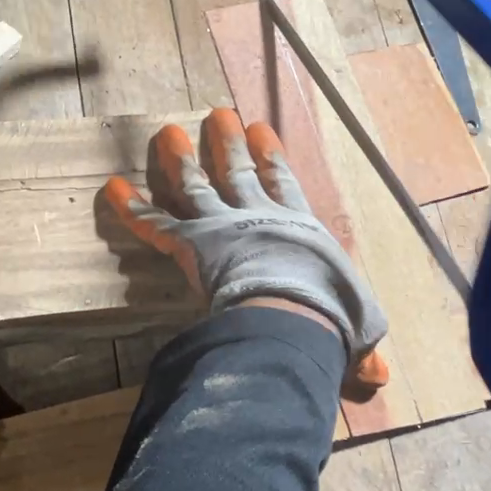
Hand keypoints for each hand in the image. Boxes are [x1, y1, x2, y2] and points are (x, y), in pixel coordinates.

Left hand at [101, 109, 388, 367]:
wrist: (292, 310)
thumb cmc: (331, 314)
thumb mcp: (359, 325)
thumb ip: (361, 345)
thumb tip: (379, 375)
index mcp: (298, 227)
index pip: (284, 184)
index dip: (272, 158)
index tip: (262, 130)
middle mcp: (256, 217)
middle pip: (237, 172)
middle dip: (227, 144)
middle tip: (217, 115)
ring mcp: (219, 225)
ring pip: (194, 186)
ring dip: (180, 159)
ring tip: (168, 132)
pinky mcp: (189, 242)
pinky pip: (152, 223)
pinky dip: (131, 207)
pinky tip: (111, 186)